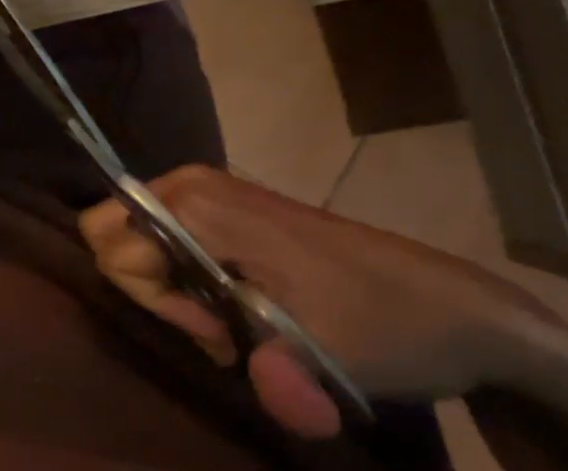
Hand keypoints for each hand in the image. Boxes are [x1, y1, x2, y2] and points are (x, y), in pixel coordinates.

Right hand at [79, 166, 567, 439]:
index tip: (219, 332)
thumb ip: (283, 373)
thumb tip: (257, 384)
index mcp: (198, 204)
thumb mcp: (332, 355)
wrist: (460, 308)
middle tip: (212, 325)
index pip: (114, 249)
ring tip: (228, 320)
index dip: (155, 302)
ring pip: (129, 233)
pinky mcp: (221, 202)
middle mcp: (188, 183)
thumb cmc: (390, 324)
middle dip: (144, 286)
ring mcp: (204, 188)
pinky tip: (232, 301)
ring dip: (164, 286)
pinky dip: (179, 273)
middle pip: (106, 231)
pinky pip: (160, 232)